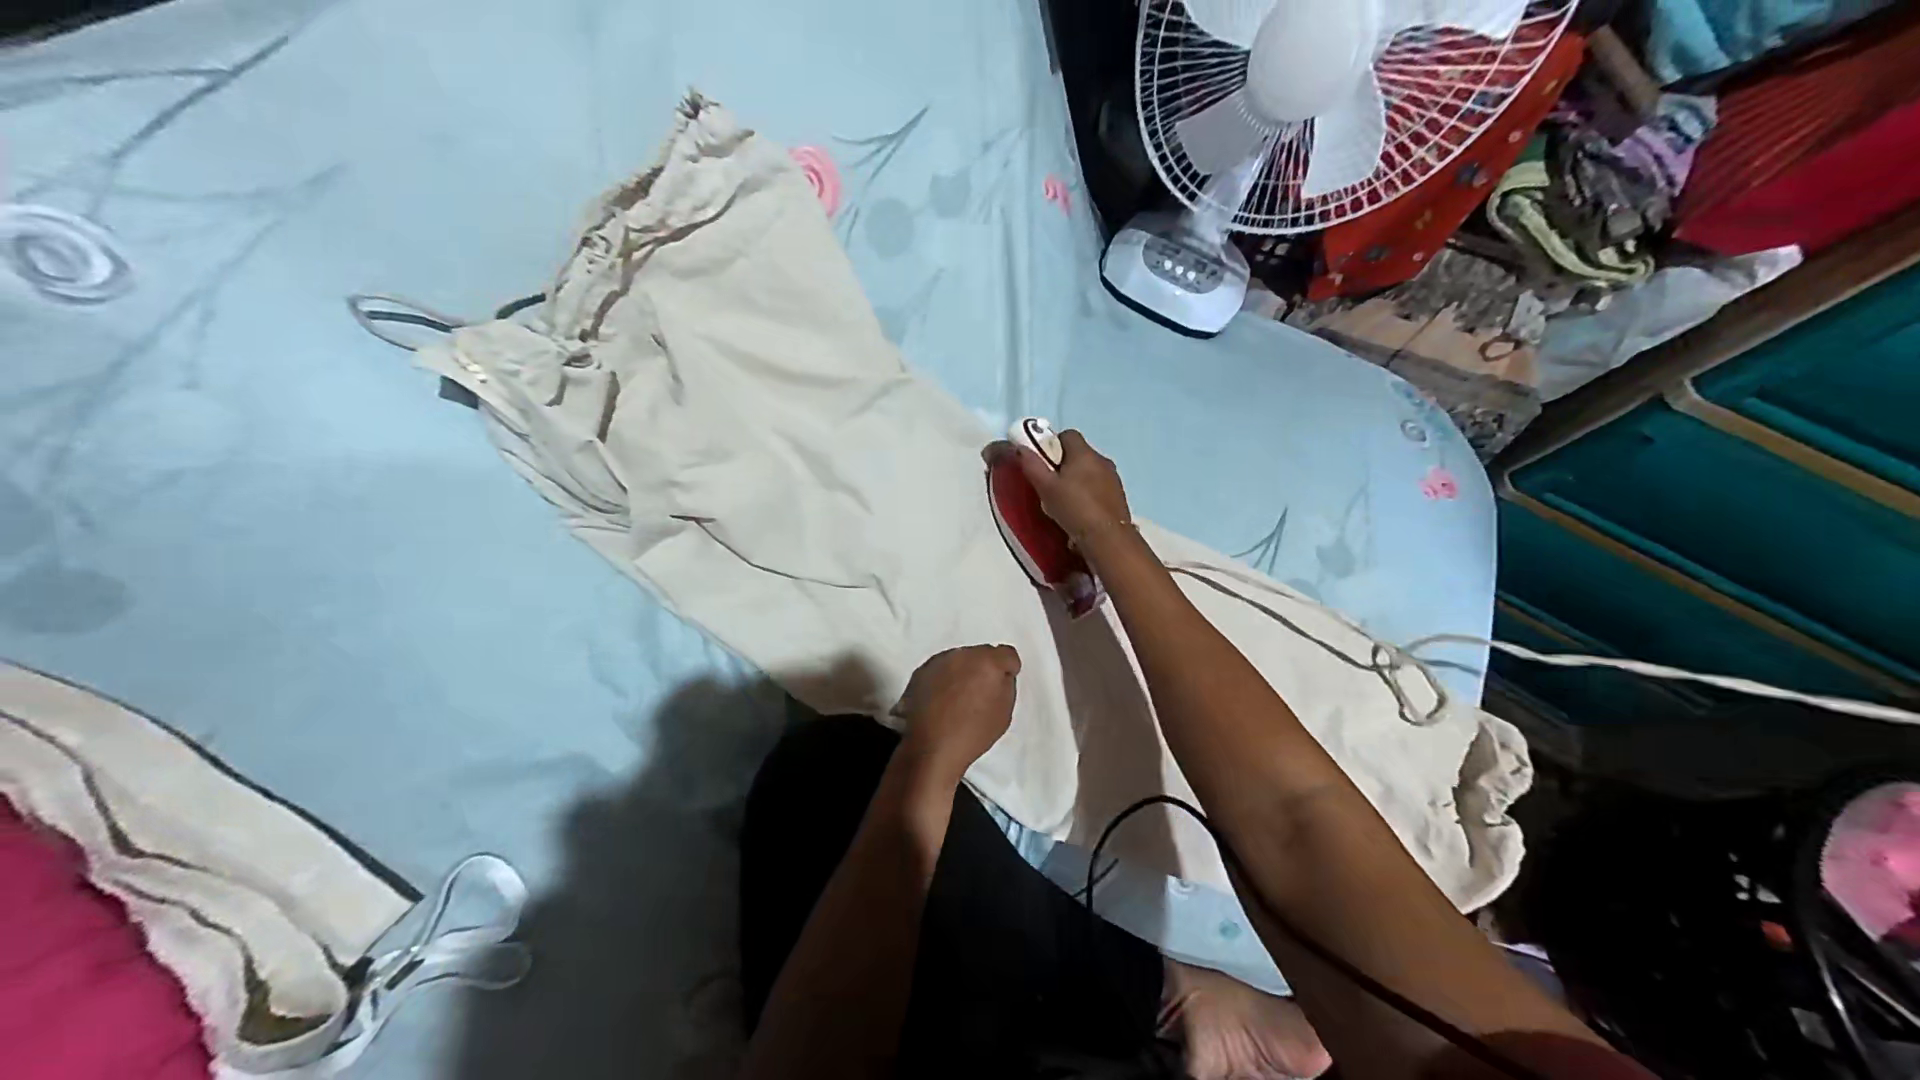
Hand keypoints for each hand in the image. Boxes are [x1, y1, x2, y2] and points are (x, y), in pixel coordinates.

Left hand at [892, 645, 1019, 784]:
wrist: (930, 747)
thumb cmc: (972, 733)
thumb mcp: (1004, 712)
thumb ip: (1006, 685)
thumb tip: (1000, 675)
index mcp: (988, 662)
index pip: (1007, 654)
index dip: (1008, 668)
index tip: (1004, 680)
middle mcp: (962, 654)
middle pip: (981, 654)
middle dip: (983, 668)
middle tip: (981, 692)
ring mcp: (939, 661)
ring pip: (959, 660)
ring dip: (962, 672)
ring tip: (958, 699)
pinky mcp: (921, 671)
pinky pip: (940, 669)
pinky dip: (944, 679)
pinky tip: (942, 700)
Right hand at [1006, 429, 1132, 547]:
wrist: (1107, 538)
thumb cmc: (1073, 508)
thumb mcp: (1045, 488)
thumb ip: (1032, 465)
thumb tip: (1020, 447)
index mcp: (1084, 453)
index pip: (1068, 435)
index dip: (1052, 444)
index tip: (1042, 462)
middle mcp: (1102, 460)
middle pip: (1079, 453)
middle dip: (1064, 464)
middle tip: (1049, 484)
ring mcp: (1113, 478)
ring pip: (1090, 471)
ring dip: (1077, 479)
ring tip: (1064, 501)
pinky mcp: (1119, 496)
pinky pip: (1099, 486)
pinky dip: (1088, 493)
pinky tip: (1080, 511)